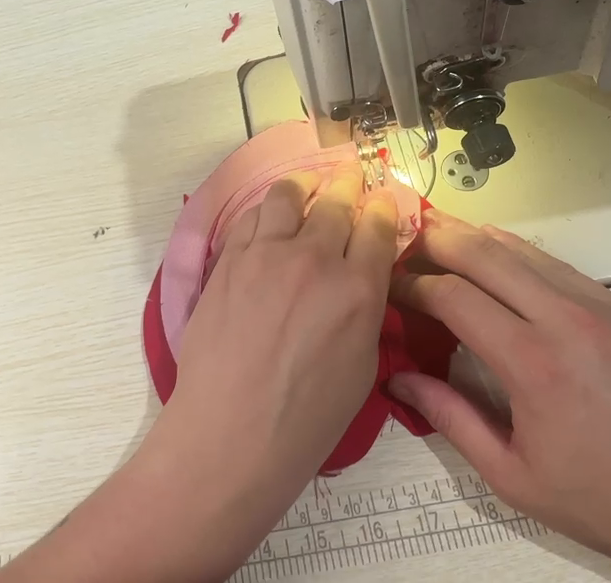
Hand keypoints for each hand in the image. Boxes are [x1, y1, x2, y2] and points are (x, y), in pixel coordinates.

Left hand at [0, 165, 397, 582]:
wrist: (231, 430)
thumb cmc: (307, 417)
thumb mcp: (362, 367)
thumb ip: (365, 310)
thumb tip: (361, 277)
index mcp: (358, 289)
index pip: (377, 227)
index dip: (382, 208)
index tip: (381, 199)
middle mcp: (315, 259)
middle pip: (335, 203)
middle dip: (347, 187)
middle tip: (350, 180)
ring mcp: (266, 254)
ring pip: (287, 196)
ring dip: (303, 186)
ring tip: (306, 185)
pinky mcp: (228, 259)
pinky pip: (250, 217)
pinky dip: (265, 209)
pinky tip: (269, 213)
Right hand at [389, 212, 610, 582]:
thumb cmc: (608, 503)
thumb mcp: (515, 478)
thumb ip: (450, 419)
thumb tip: (398, 377)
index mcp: (532, 363)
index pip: (452, 294)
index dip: (411, 283)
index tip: (388, 285)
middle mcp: (565, 318)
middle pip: (483, 251)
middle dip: (435, 238)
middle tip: (403, 240)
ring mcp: (602, 306)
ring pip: (522, 248)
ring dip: (475, 236)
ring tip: (440, 237)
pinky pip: (558, 265)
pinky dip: (517, 254)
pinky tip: (500, 264)